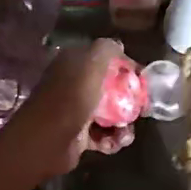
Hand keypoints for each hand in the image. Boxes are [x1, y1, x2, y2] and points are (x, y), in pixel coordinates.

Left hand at [0, 39, 135, 180]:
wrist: (47, 141)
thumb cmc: (71, 98)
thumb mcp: (91, 64)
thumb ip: (107, 50)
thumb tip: (119, 47)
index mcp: (73, 64)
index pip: (105, 59)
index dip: (125, 66)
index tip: (142, 78)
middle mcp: (74, 84)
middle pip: (111, 88)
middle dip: (129, 99)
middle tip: (142, 109)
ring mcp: (76, 111)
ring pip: (110, 114)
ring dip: (123, 124)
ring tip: (126, 133)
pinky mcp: (79, 135)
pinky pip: (103, 135)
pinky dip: (112, 139)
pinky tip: (115, 142)